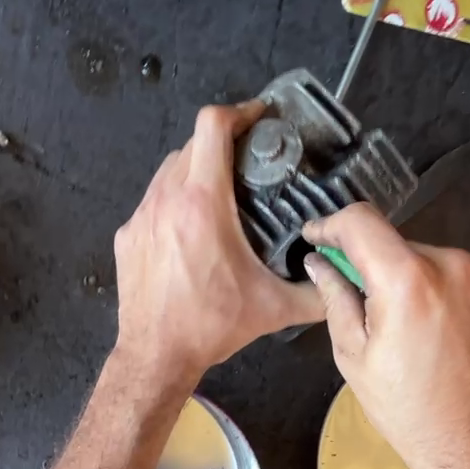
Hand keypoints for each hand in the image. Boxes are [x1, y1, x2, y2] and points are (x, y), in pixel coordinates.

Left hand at [113, 102, 321, 384]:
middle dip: (220, 145)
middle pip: (191, 145)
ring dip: (194, 172)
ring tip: (220, 194)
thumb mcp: (273, 309)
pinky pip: (152, 204)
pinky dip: (173, 204)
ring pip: (168, 172)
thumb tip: (342, 281)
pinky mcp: (127, 238)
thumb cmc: (211, 327)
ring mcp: (141, 218)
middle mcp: (166, 199)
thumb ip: (316, 293)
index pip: (213, 126)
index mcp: (202, 203)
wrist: (156, 356)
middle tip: (248, 163)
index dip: (240, 112)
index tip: (259, 119)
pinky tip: (190, 231)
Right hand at [302, 204, 469, 468]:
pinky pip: (443, 274)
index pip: (361, 221)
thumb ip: (335, 299)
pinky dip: (423, 289)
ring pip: (417, 259)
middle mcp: (447, 264)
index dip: (330, 224)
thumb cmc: (406, 409)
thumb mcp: (354, 356)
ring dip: (395, 279)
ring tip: (391, 328)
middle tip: (351, 302)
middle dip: (364, 264)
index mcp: (407, 280)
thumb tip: (320, 263)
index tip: (314, 237)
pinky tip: (420, 331)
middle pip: (390, 243)